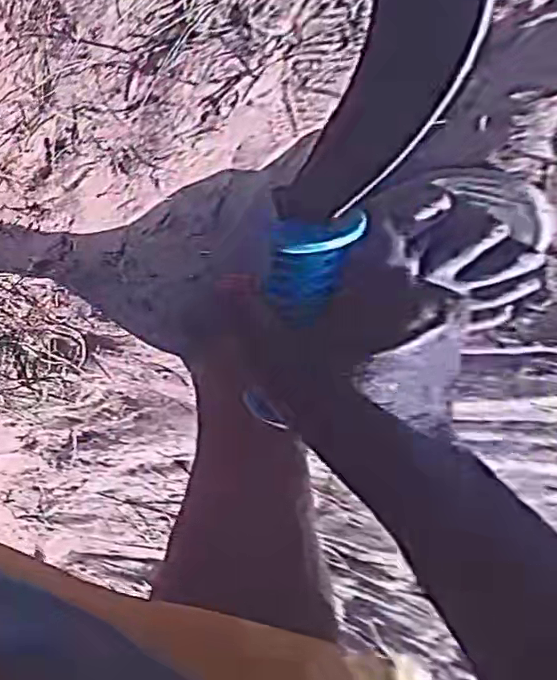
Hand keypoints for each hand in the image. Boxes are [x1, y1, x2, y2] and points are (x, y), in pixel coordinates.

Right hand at [211, 224, 462, 432]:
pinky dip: (374, 315)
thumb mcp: (271, 350)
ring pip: (393, 287)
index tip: (298, 254)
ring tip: (318, 323)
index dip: (330, 235)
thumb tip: (231, 281)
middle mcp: (426, 293)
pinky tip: (344, 343)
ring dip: (355, 295)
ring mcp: (445, 318)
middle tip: (298, 294)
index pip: (371, 230)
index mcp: (385, 285)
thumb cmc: (330, 395)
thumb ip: (250, 309)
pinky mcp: (448, 340)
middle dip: (337, 271)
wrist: (391, 449)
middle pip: (380, 260)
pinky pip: (406, 310)